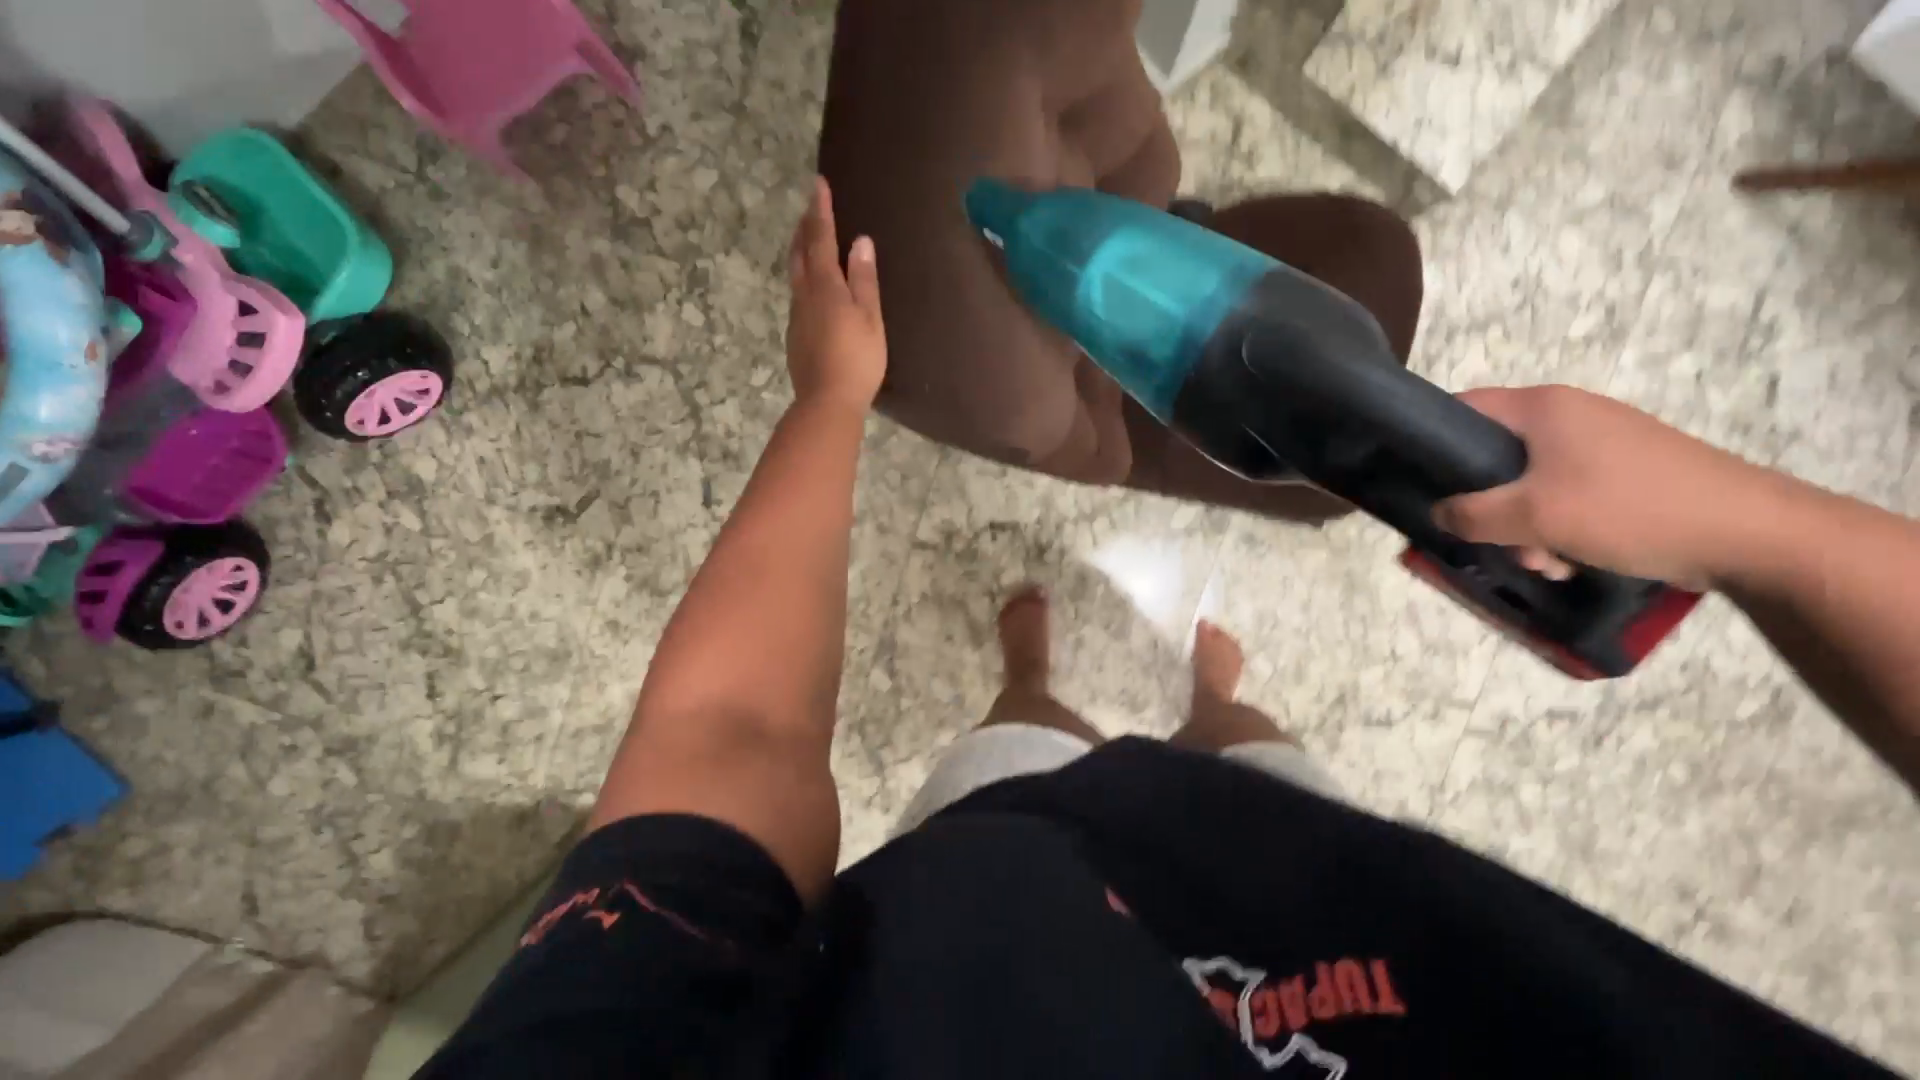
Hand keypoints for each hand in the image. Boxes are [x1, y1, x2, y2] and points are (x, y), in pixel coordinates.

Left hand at [785, 177, 885, 414]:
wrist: (827, 402)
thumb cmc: (857, 360)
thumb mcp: (870, 318)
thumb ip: (864, 280)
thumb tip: (860, 242)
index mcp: (825, 287)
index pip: (821, 239)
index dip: (820, 211)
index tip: (818, 184)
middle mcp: (804, 296)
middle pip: (800, 254)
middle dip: (805, 228)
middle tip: (810, 208)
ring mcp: (796, 318)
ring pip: (795, 274)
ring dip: (800, 251)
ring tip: (808, 240)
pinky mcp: (795, 337)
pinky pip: (798, 295)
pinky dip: (803, 278)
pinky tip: (811, 286)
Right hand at [1433, 385, 1772, 587]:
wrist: (1750, 534)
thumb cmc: (1628, 509)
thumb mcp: (1532, 516)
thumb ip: (1470, 514)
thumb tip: (1437, 512)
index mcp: (1543, 408)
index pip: (1462, 408)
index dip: (1432, 441)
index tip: (1419, 482)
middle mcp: (1569, 415)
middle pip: (1495, 455)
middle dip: (1487, 504)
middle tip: (1493, 541)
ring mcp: (1601, 443)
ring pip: (1530, 483)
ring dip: (1524, 526)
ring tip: (1546, 561)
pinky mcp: (1625, 472)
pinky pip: (1568, 494)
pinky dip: (1560, 527)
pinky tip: (1575, 560)